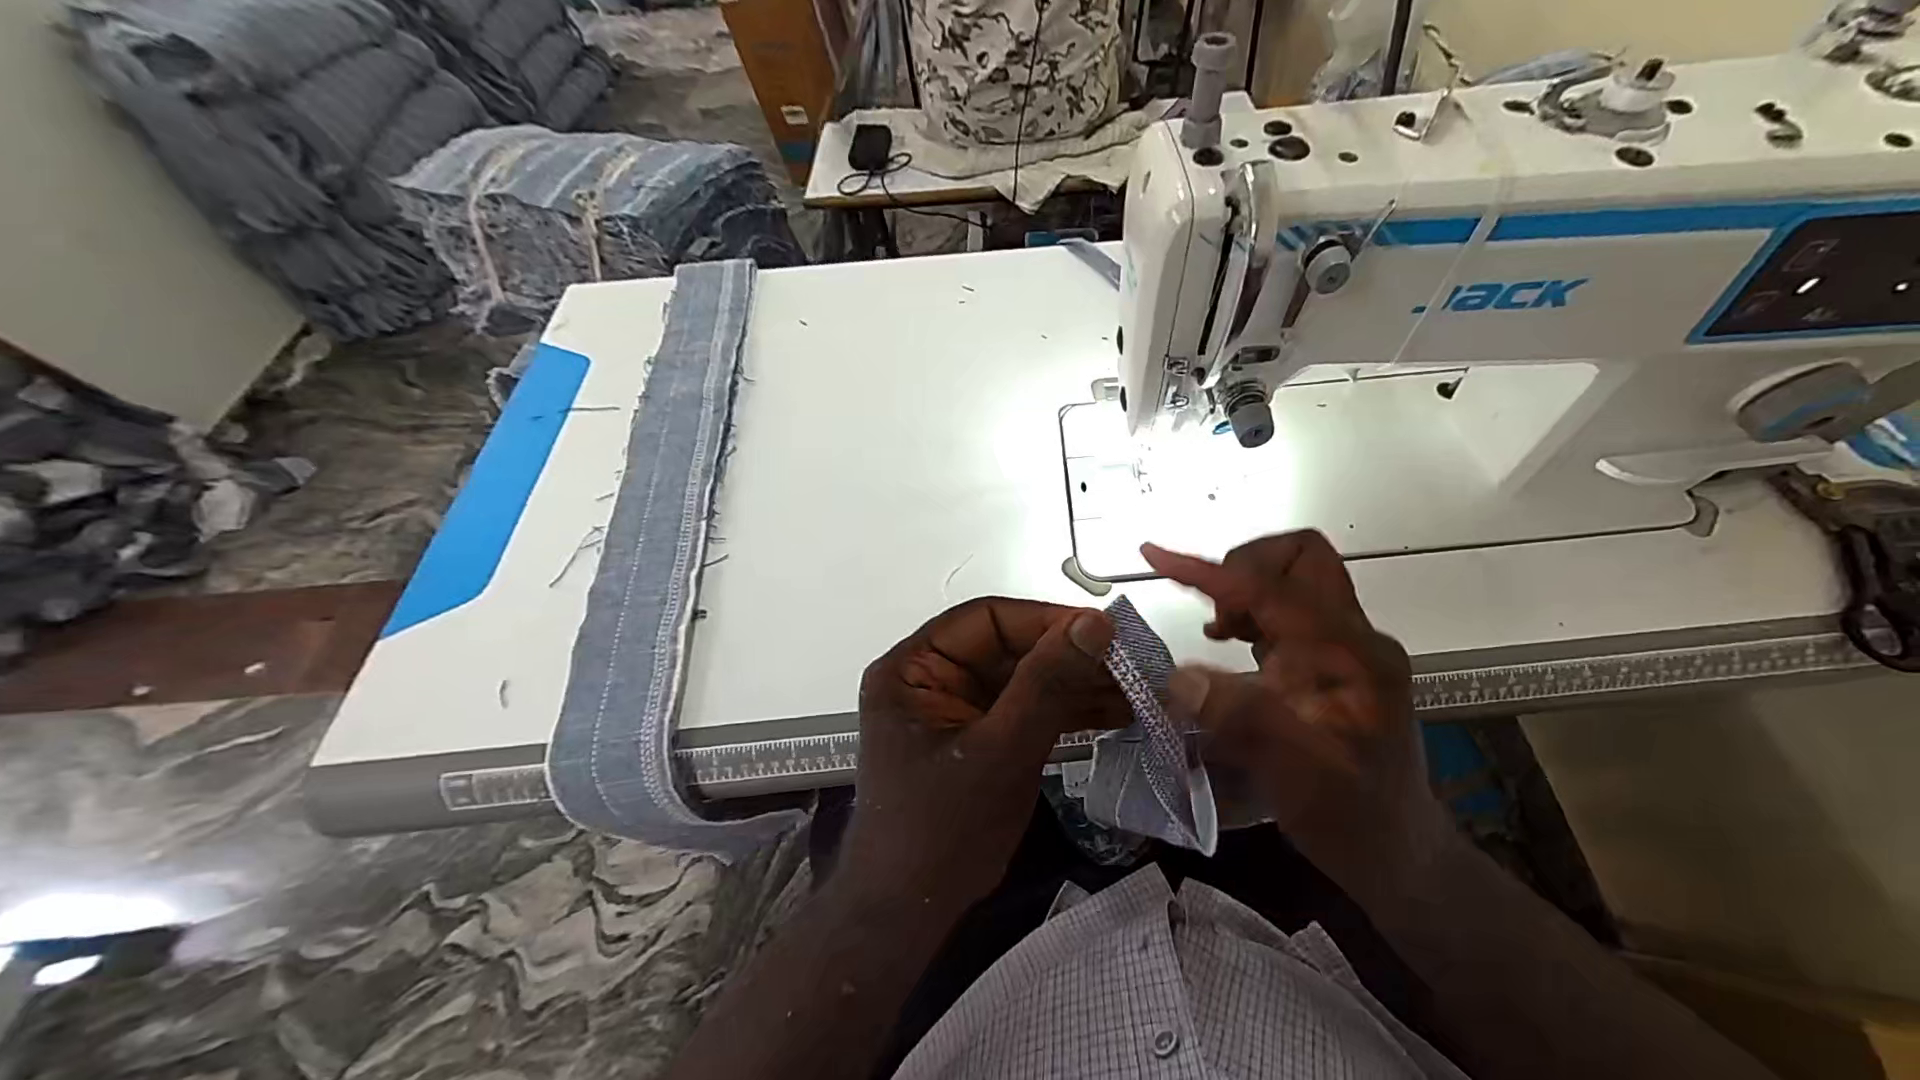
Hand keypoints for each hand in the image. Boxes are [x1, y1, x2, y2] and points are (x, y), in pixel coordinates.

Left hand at [839, 598, 1127, 915]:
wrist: (911, 912)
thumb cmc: (941, 831)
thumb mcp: (1000, 751)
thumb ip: (1046, 684)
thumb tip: (1092, 625)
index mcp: (914, 668)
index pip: (986, 620)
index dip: (1045, 620)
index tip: (1101, 631)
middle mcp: (932, 679)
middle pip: (1009, 648)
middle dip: (1068, 657)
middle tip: (1128, 663)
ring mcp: (956, 710)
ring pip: (1024, 680)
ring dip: (1075, 685)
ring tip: (1132, 690)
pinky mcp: (979, 738)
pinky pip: (1026, 710)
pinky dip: (1066, 712)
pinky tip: (1112, 714)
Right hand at [1142, 532, 1449, 891]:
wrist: (1396, 849)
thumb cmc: (1354, 816)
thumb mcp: (1297, 776)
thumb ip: (1243, 720)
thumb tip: (1179, 680)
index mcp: (1350, 656)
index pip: (1273, 589)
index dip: (1209, 571)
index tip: (1156, 557)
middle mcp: (1352, 638)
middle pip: (1300, 557)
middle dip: (1241, 568)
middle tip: (1210, 615)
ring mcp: (1343, 646)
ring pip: (1291, 578)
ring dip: (1243, 590)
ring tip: (1217, 634)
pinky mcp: (1328, 658)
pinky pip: (1284, 608)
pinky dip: (1247, 611)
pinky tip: (1229, 645)